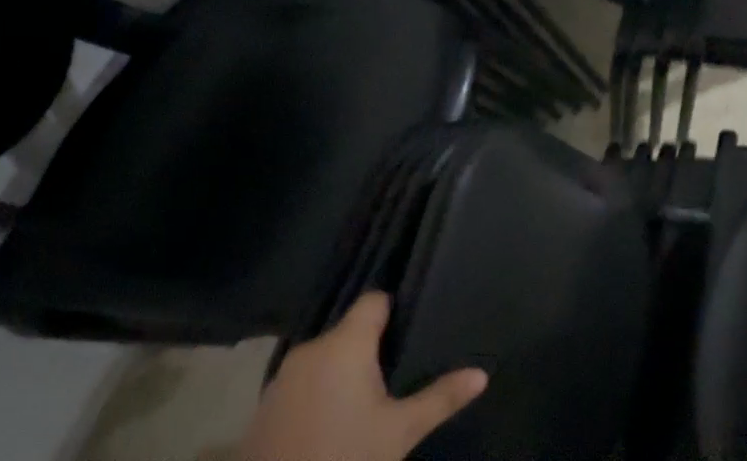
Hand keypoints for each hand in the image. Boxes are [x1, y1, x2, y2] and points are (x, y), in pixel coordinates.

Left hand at [238, 292, 486, 460]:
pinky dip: (322, 391)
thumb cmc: (344, 457)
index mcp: (344, 345)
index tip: (417, 319)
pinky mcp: (264, 409)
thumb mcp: (401, 431)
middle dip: (375, 344)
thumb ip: (441, 397)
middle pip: (350, 330)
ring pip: (326, 358)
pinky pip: (304, 383)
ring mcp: (281, 380)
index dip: (397, 306)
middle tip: (404, 364)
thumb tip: (482, 374)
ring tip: (375, 392)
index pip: (374, 301)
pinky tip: (338, 417)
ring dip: (346, 369)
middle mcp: (310, 351)